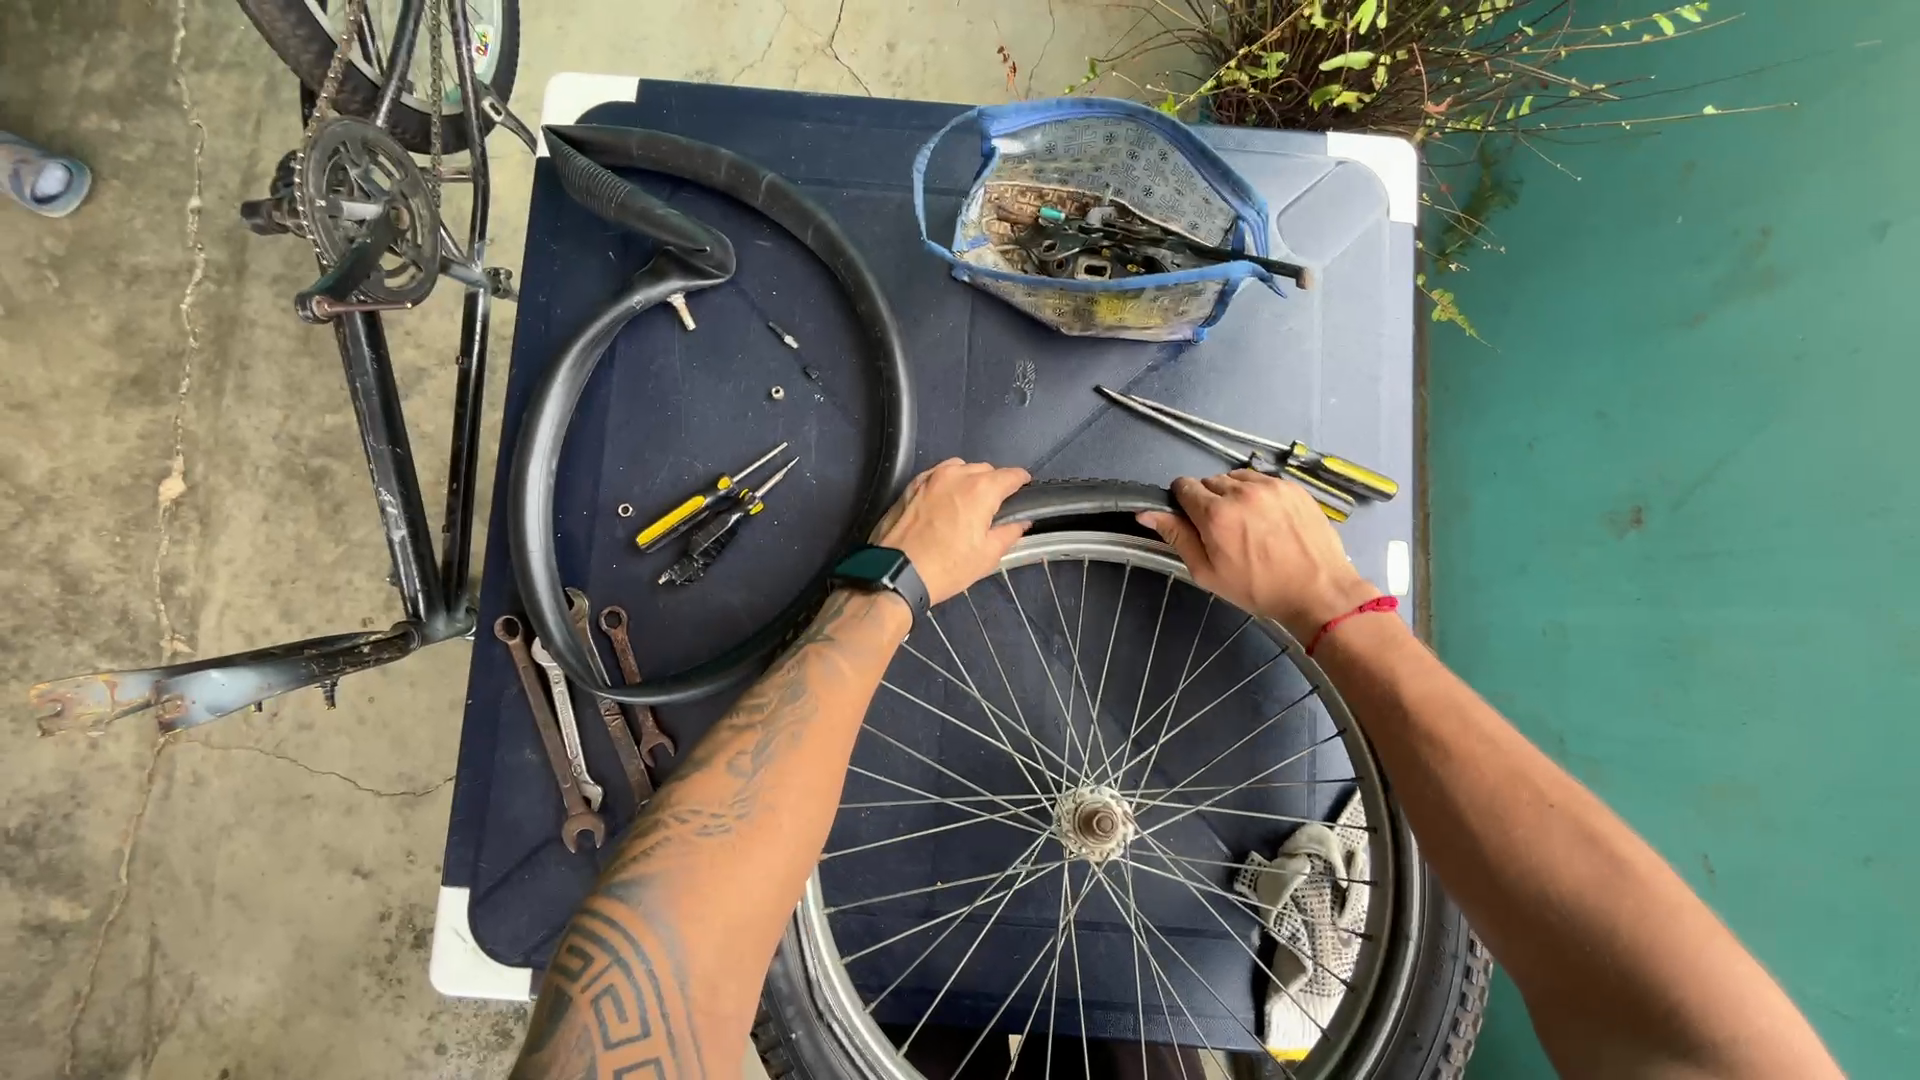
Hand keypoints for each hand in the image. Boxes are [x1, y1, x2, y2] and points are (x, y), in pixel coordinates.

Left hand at [869, 460, 1031, 605]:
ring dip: (969, 479)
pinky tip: (945, 500)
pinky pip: (936, 475)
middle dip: (994, 483)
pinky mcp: (910, 485)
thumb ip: (1009, 533)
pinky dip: (947, 482)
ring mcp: (930, 477)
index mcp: (981, 489)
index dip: (1021, 481)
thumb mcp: (987, 556)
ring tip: (969, 501)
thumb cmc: (947, 567)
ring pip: (959, 468)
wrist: (895, 573)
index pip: (1011, 475)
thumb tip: (1020, 522)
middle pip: (985, 469)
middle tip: (995, 506)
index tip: (1025, 488)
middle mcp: (956, 475)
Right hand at [1137, 470, 1379, 640]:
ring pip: (1236, 478)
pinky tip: (1267, 518)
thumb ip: (1177, 537)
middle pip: (1210, 481)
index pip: (1184, 486)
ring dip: (1234, 494)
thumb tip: (1145, 513)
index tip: (1193, 521)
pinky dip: (1258, 494)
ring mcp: (1270, 486)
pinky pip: (1263, 480)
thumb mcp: (1208, 572)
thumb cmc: (1257, 589)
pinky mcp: (1292, 487)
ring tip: (1247, 522)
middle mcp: (1241, 492)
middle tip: (1223, 529)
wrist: (1318, 591)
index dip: (1183, 503)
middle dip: (1210, 500)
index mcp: (1215, 514)